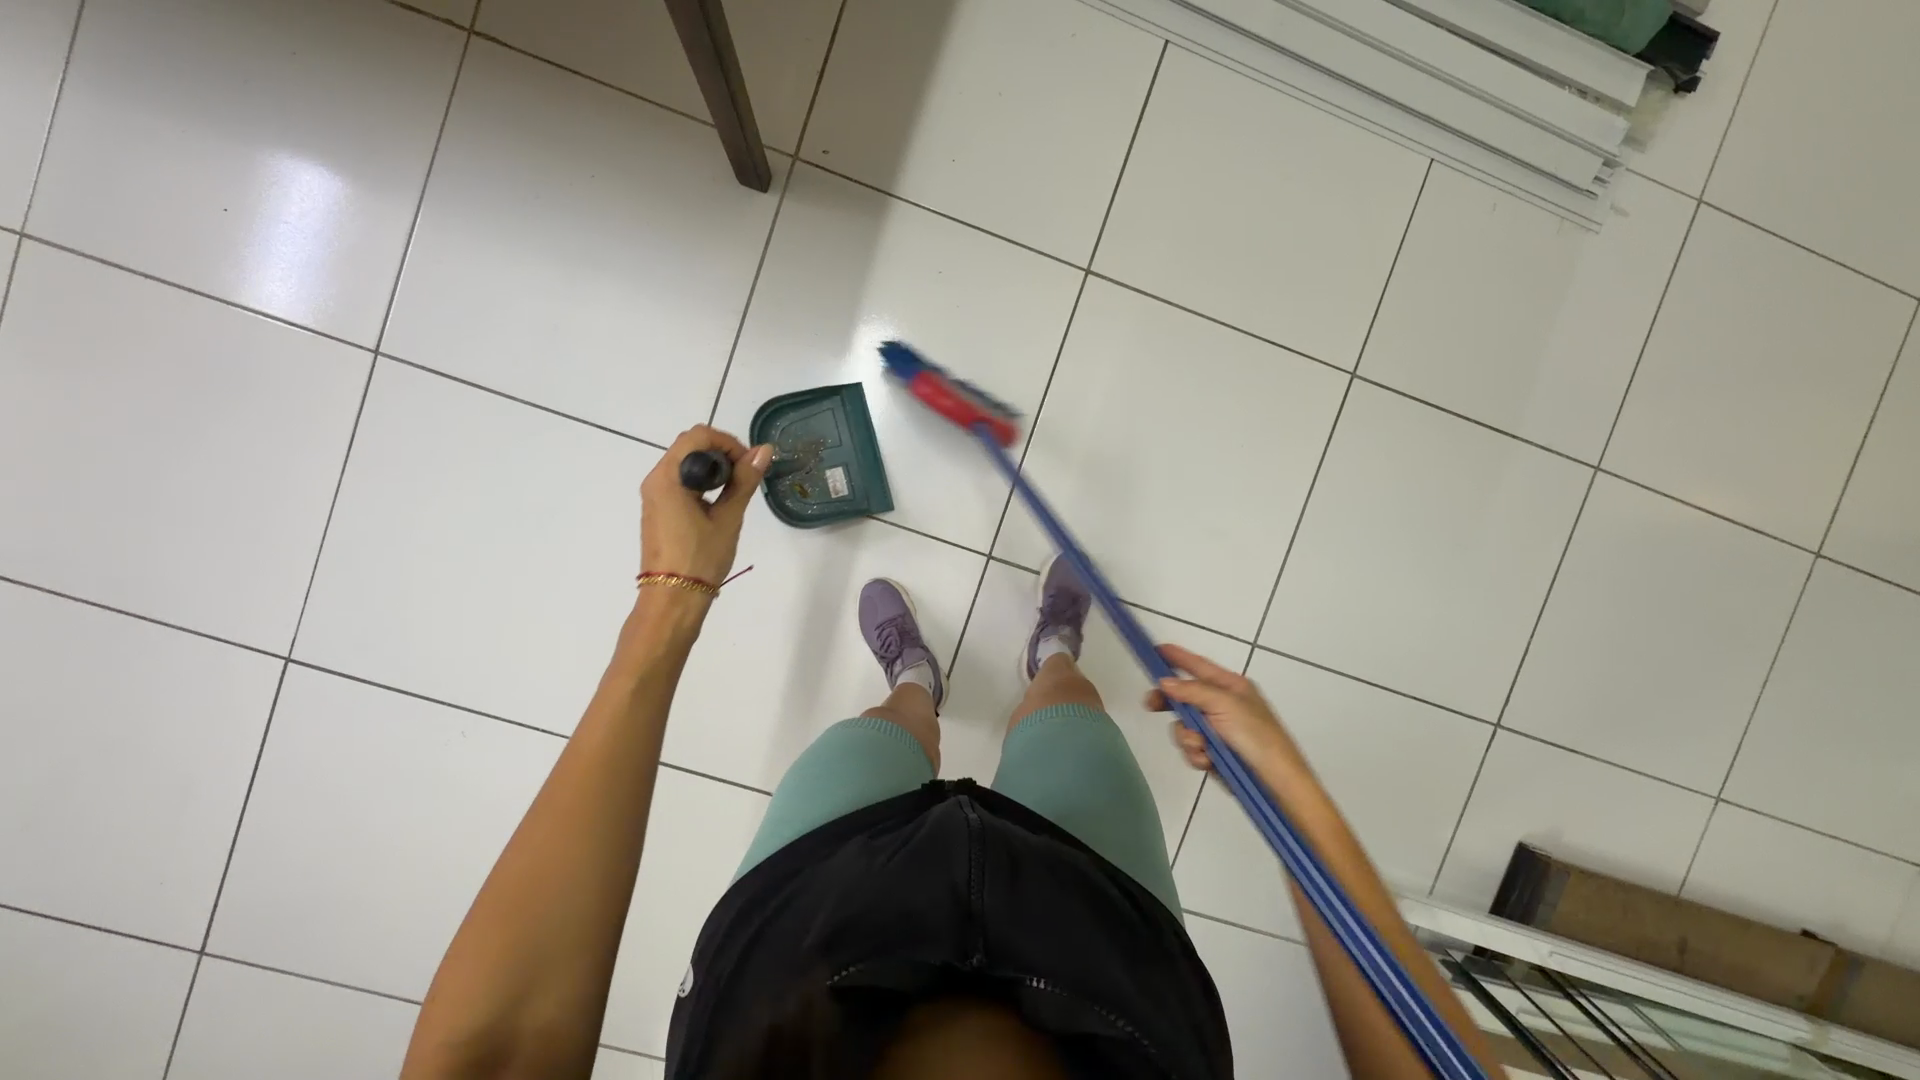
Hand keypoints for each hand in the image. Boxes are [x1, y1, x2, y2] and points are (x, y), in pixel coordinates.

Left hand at [639, 425, 771, 585]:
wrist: (673, 599)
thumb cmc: (701, 558)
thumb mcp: (728, 518)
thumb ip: (745, 480)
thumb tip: (764, 450)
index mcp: (668, 477)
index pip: (698, 436)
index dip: (728, 443)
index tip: (748, 464)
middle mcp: (655, 479)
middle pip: (690, 446)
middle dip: (722, 453)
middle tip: (746, 476)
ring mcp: (654, 495)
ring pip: (686, 463)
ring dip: (713, 468)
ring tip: (736, 491)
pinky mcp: (658, 509)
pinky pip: (680, 481)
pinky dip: (702, 482)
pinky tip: (719, 504)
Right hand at [1145, 644, 1295, 773]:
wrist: (1275, 780)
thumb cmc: (1255, 734)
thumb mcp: (1225, 704)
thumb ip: (1193, 691)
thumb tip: (1165, 681)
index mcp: (1230, 686)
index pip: (1197, 665)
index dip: (1176, 657)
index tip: (1153, 650)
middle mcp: (1221, 704)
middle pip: (1183, 697)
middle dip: (1169, 703)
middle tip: (1150, 706)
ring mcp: (1216, 730)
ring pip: (1183, 726)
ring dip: (1188, 737)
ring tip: (1202, 747)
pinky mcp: (1212, 752)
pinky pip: (1190, 748)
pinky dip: (1195, 754)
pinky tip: (1207, 761)